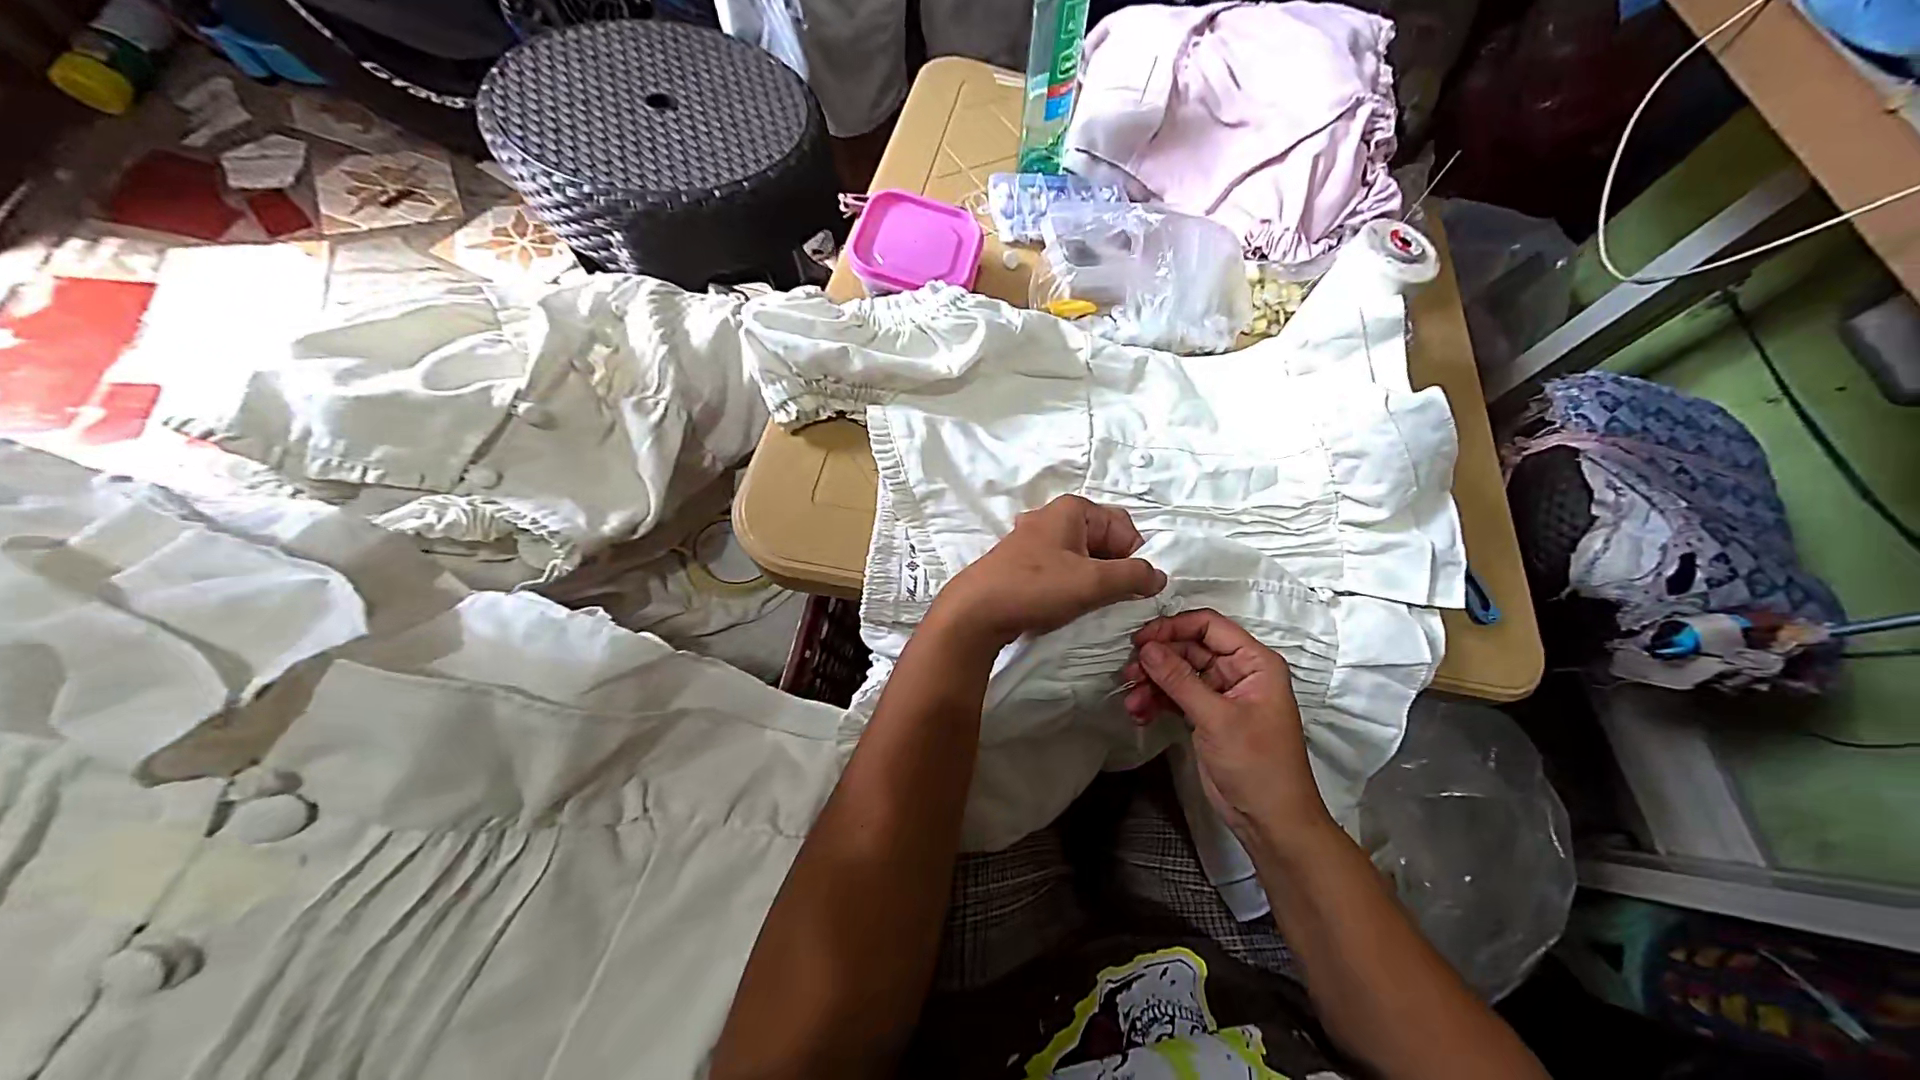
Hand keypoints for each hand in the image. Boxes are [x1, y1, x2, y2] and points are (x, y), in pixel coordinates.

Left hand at [929, 495, 1166, 648]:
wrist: (976, 612)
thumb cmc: (1036, 587)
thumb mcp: (1093, 582)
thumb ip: (1133, 576)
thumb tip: (1158, 576)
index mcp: (1072, 510)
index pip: (1124, 526)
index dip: (1134, 556)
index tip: (1132, 586)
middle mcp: (1052, 518)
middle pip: (1103, 540)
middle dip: (1114, 569)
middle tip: (1112, 598)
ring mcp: (1034, 540)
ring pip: (1082, 558)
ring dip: (1093, 581)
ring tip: (1089, 605)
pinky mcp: (1022, 564)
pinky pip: (1061, 570)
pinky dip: (1071, 586)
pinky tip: (1066, 606)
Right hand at [1119, 610, 1332, 843]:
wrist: (1270, 820)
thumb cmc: (1257, 765)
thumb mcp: (1216, 718)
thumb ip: (1179, 680)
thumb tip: (1147, 648)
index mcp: (1255, 662)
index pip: (1209, 626)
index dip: (1173, 627)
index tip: (1141, 640)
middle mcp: (1238, 672)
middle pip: (1189, 648)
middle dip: (1158, 659)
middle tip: (1129, 672)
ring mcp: (1221, 694)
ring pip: (1178, 673)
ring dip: (1152, 683)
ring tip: (1132, 699)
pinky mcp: (1207, 715)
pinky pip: (1176, 696)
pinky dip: (1157, 702)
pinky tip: (1140, 713)